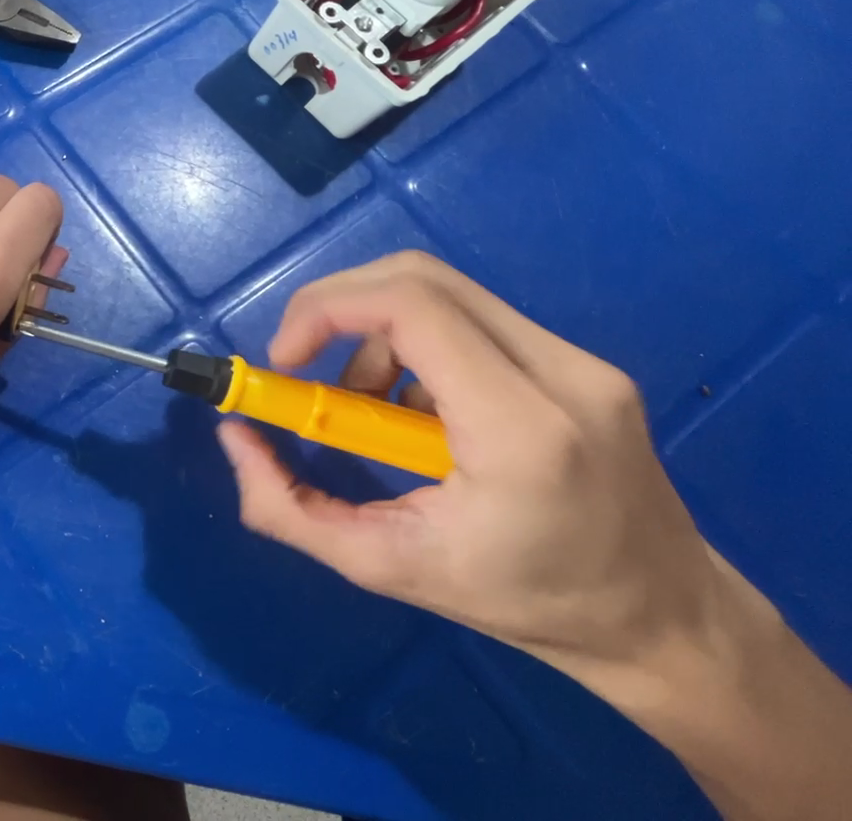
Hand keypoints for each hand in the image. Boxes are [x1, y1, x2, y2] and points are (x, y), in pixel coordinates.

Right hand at [216, 251, 732, 675]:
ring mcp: (581, 362)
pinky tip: (414, 408)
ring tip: (364, 405)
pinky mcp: (580, 363)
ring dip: (371, 331)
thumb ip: (286, 507)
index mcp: (519, 429)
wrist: (664, 621)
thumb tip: (234, 435)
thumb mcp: (380, 566)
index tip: (282, 361)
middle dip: (334, 305)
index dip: (324, 310)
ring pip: (442, 292)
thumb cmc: (519, 602)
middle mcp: (561, 375)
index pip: (411, 307)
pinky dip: (410, 343)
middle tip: (298, 362)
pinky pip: (470, 317)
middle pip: (420, 277)